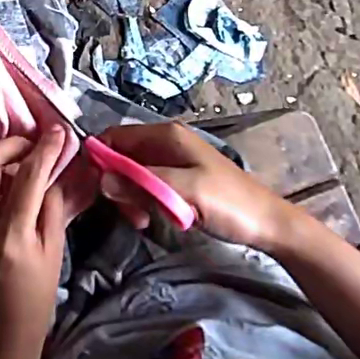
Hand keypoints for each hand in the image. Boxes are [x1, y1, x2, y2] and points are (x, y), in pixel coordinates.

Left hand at [0, 127, 77, 348]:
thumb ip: (52, 206)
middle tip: (31, 145)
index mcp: (11, 237)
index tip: (58, 132)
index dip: (45, 148)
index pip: (29, 176)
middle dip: (11, 144)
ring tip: (14, 160)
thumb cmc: (34, 300)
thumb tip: (52, 169)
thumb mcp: (54, 253)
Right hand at [96, 123, 303, 250]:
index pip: (117, 135)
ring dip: (129, 196)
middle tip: (127, 212)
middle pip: (122, 155)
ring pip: (132, 173)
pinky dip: (142, 201)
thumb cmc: (230, 203)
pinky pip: (146, 185)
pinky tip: (150, 218)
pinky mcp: (177, 179)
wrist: (267, 223)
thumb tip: (102, 178)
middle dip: (116, 182)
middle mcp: (166, 142)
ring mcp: (172, 160)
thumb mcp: (185, 192)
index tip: (92, 188)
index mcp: (167, 135)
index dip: (99, 158)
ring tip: (141, 219)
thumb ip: (143, 183)